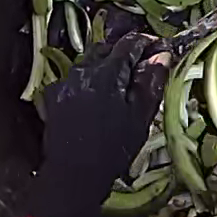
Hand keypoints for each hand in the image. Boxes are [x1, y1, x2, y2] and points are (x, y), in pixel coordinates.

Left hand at [20, 32, 167, 216]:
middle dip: (125, 51)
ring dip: (106, 63)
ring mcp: (65, 82)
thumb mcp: (140, 116)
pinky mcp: (54, 96)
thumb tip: (162, 55)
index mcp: (107, 73)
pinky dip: (90, 78)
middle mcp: (82, 71)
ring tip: (121, 78)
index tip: (159, 46)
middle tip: (142, 62)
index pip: (129, 44)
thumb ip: (151, 82)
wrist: (74, 174)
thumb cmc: (113, 147)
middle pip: (106, 48)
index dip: (147, 42)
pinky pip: (75, 77)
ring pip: (89, 61)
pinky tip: (97, 94)